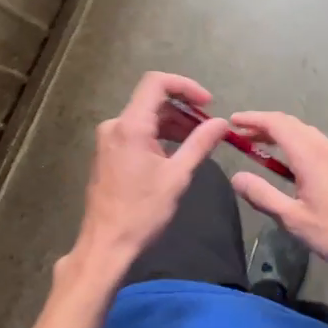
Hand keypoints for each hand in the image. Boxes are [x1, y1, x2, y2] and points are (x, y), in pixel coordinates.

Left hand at [74, 72, 229, 266]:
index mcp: (130, 125)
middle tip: (208, 127)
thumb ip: (200, 143)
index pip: (156, 82)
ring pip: (144, 117)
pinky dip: (157, 135)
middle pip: (151, 100)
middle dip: (183, 109)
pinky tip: (175, 153)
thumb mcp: (177, 176)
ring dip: (172, 123)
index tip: (208, 103)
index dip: (185, 86)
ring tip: (197, 141)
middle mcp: (114, 125)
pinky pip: (135, 132)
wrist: (105, 245)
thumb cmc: (142, 211)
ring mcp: (108, 139)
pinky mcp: (107, 154)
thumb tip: (222, 123)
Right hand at [228, 112, 327, 285]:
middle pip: (290, 123)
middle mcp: (325, 146)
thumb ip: (263, 195)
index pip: (276, 123)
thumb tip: (236, 177)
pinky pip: (315, 142)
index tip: (231, 122)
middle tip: (240, 135)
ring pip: (304, 132)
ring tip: (259, 146)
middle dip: (263, 124)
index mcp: (310, 155)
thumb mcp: (293, 219)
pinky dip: (294, 142)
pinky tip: (288, 162)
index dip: (252, 119)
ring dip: (280, 133)